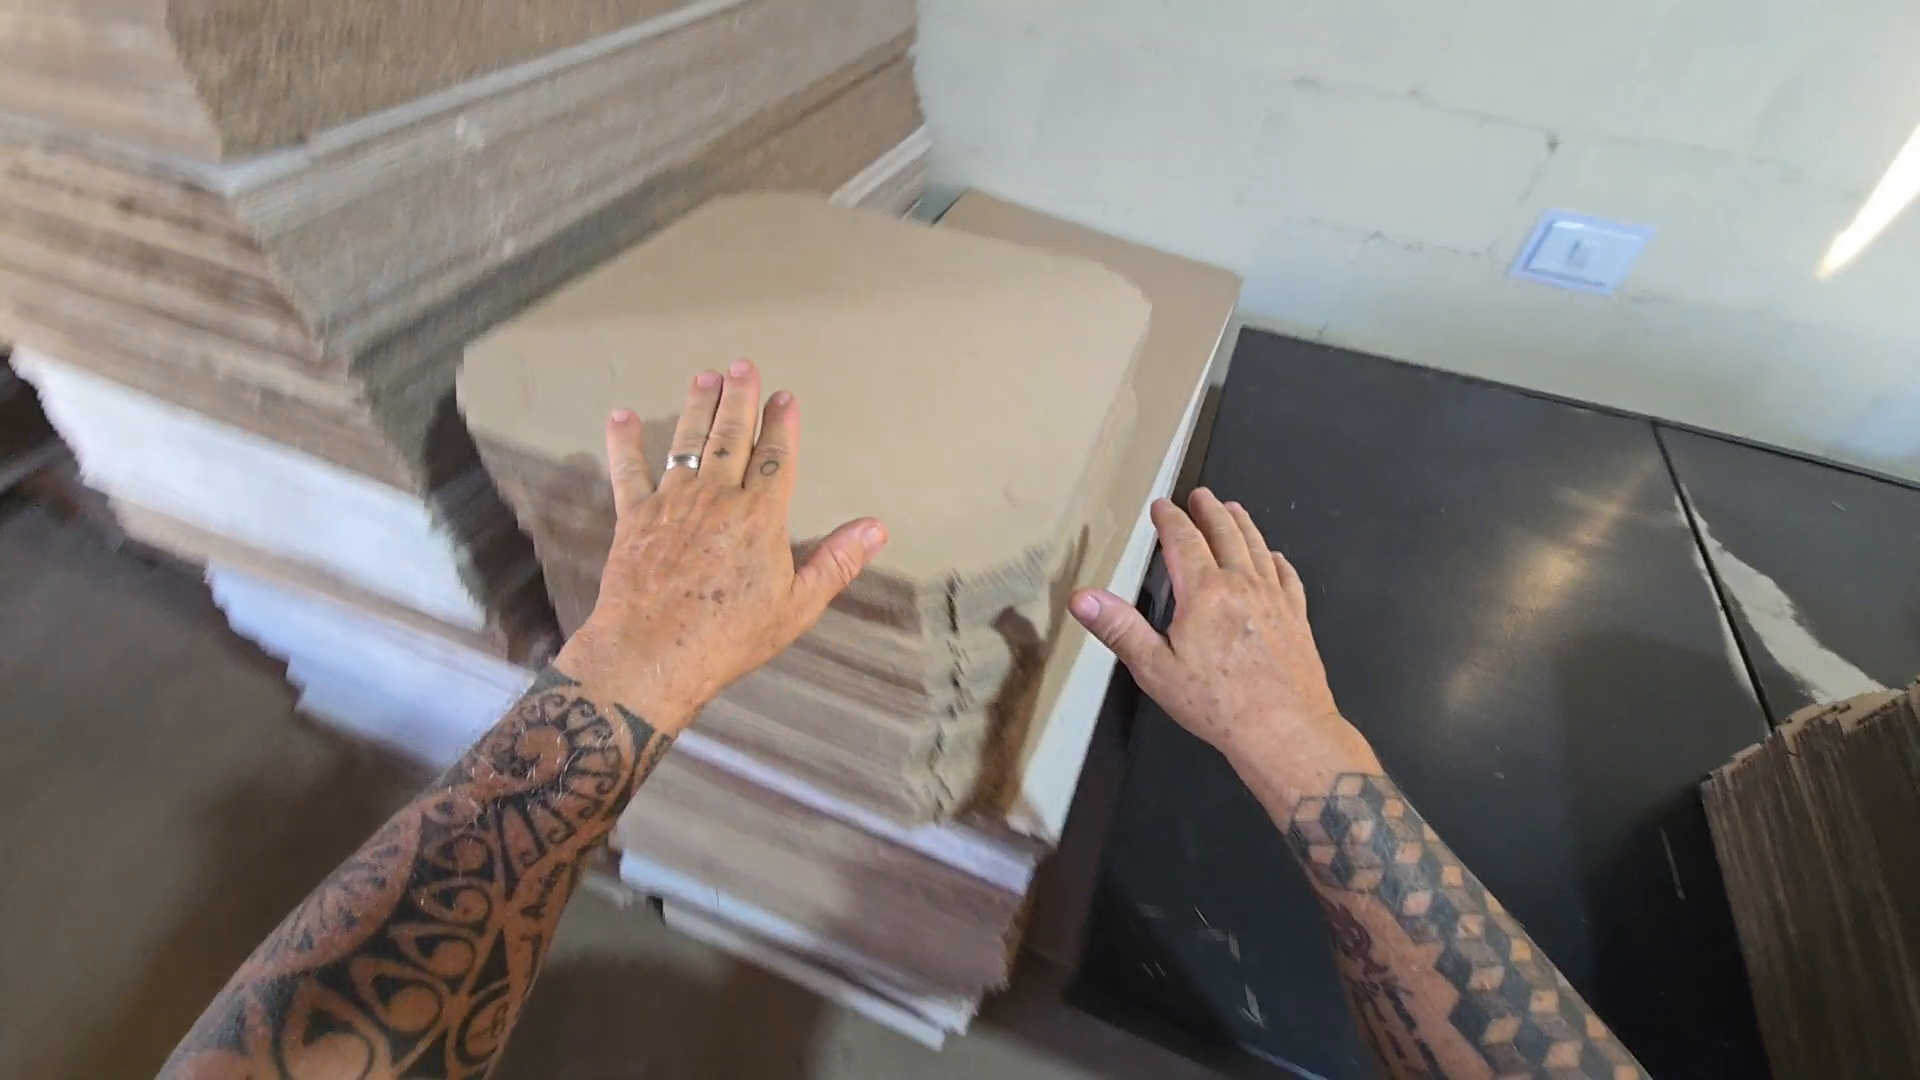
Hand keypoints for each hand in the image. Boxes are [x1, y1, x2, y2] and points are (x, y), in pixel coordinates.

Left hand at [554, 359, 887, 733]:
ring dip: (697, 407)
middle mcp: (717, 498)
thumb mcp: (798, 604)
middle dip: (740, 398)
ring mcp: (672, 504)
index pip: (775, 457)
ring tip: (704, 376)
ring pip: (687, 442)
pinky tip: (620, 416)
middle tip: (743, 365)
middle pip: (731, 436)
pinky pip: (628, 471)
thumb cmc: (732, 633)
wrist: (654, 655)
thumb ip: (837, 561)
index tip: (785, 397)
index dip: (782, 425)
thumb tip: (877, 529)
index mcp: (759, 516)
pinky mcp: (635, 518)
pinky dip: (623, 443)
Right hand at [1070, 488, 1378, 805]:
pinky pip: (1288, 577)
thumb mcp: (1154, 668)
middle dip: (1210, 511)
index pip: (1184, 541)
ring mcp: (1275, 599)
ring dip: (1243, 525)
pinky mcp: (1297, 618)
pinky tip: (1276, 558)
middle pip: (1225, 534)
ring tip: (1234, 509)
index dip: (1170, 519)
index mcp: (1203, 592)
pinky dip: (1277, 560)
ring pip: (1258, 548)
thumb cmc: (1215, 702)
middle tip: (1202, 494)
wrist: (1285, 732)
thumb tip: (1080, 597)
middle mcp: (1241, 584)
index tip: (1162, 505)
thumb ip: (1118, 627)